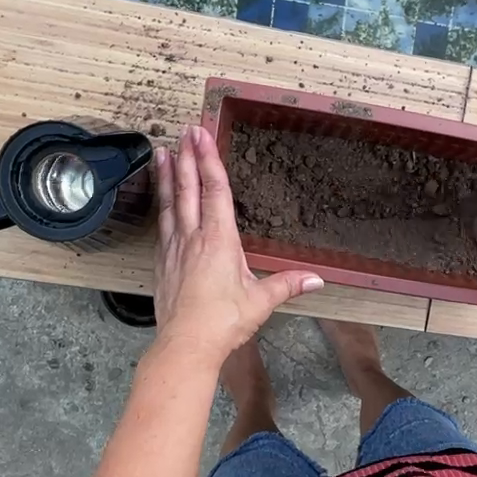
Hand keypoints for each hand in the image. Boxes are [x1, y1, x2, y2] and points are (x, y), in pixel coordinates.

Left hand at [151, 125, 321, 363]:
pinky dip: (160, 206)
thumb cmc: (222, 323)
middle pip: (188, 188)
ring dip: (166, 176)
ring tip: (162, 153)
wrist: (186, 345)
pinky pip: (160, 226)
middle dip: (186, 157)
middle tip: (185, 131)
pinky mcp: (162, 265)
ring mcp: (174, 250)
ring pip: (169, 204)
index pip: (215, 190)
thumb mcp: (261, 302)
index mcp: (219, 240)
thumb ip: (287, 285)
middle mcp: (193, 238)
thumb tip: (316, 280)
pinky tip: (160, 202)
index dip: (209, 159)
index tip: (202, 135)